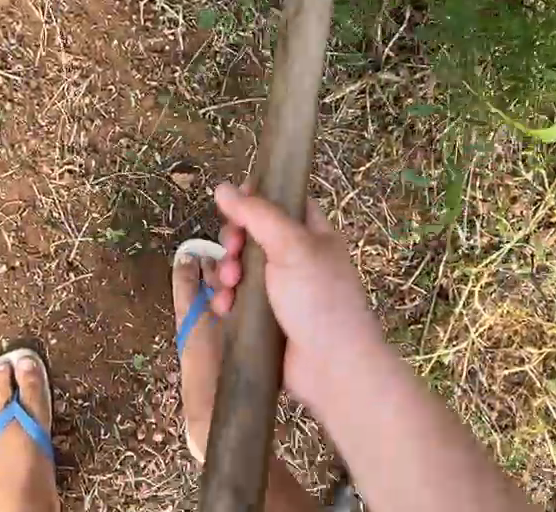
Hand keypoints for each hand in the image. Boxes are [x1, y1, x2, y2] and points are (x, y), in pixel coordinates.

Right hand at [209, 182, 385, 408]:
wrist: (333, 369)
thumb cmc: (320, 298)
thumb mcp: (292, 246)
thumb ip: (256, 214)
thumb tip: (223, 187)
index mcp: (310, 233)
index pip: (280, 200)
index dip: (254, 198)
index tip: (232, 204)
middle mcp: (294, 257)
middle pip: (251, 232)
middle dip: (234, 240)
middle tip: (232, 251)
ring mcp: (278, 288)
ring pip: (239, 265)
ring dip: (227, 271)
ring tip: (231, 286)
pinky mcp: (263, 316)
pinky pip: (236, 297)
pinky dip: (227, 299)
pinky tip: (225, 308)